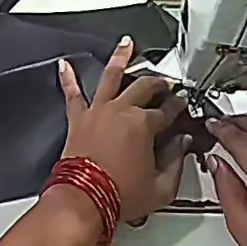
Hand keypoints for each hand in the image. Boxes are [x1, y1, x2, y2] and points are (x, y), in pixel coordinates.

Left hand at [55, 37, 191, 225]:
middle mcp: (121, 111)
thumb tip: (183, 146)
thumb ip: (177, 162)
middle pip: (145, 87)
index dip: (179, 107)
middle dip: (159, 82)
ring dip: (120, 58)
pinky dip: (67, 78)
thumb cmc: (118, 195)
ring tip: (126, 45)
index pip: (168, 110)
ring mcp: (98, 112)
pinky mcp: (78, 120)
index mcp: (144, 125)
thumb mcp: (162, 187)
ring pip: (111, 76)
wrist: (83, 200)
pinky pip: (72, 94)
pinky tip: (64, 65)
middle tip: (165, 82)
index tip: (182, 106)